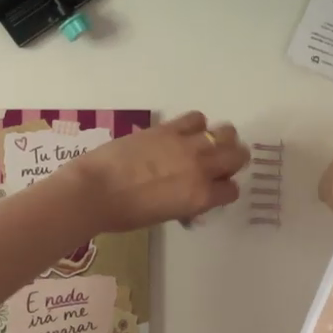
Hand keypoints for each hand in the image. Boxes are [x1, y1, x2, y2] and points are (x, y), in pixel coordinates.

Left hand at [54, 112, 248, 232]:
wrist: (95, 190)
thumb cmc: (126, 214)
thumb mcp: (166, 215)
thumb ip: (187, 203)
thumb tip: (192, 195)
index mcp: (201, 197)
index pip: (232, 190)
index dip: (223, 189)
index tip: (213, 189)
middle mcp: (201, 169)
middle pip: (237, 155)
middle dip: (232, 160)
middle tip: (217, 164)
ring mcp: (186, 145)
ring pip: (225, 132)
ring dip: (220, 139)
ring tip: (206, 144)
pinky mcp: (168, 128)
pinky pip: (196, 118)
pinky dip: (196, 125)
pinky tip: (184, 133)